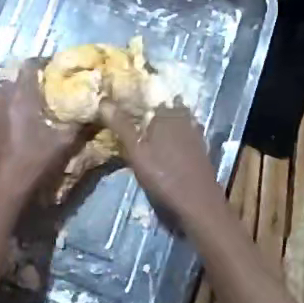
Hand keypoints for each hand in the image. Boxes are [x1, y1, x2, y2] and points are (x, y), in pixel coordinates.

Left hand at [0, 61, 86, 204]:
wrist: (3, 185)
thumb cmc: (34, 160)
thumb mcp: (64, 142)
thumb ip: (80, 123)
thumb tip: (97, 110)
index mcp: (21, 95)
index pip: (30, 65)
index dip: (43, 63)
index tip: (55, 70)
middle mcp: (1, 96)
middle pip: (16, 78)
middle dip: (30, 81)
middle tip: (46, 90)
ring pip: (4, 91)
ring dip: (16, 94)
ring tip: (31, 105)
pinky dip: (6, 107)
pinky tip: (16, 120)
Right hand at [101, 102, 223, 222]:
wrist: (198, 203)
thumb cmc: (163, 175)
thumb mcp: (136, 151)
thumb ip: (121, 125)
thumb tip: (102, 99)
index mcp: (166, 116)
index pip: (151, 99)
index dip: (139, 99)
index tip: (127, 102)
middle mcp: (183, 120)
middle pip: (167, 108)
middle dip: (155, 109)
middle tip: (139, 115)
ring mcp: (195, 135)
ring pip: (179, 121)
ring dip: (168, 122)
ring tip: (153, 127)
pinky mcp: (201, 149)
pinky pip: (186, 134)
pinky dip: (177, 135)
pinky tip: (170, 144)